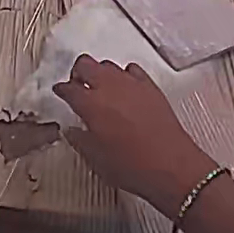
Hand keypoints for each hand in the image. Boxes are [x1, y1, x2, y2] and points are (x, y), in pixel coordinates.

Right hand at [53, 56, 215, 209]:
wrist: (171, 168)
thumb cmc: (133, 166)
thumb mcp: (95, 158)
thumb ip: (79, 139)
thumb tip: (72, 131)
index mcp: (90, 104)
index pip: (68, 88)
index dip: (62, 90)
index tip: (61, 92)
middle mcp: (109, 88)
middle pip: (85, 64)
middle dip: (78, 73)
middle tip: (78, 85)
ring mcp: (131, 85)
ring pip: (108, 65)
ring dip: (100, 73)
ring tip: (101, 88)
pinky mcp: (150, 87)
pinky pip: (132, 70)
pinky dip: (125, 75)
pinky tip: (125, 88)